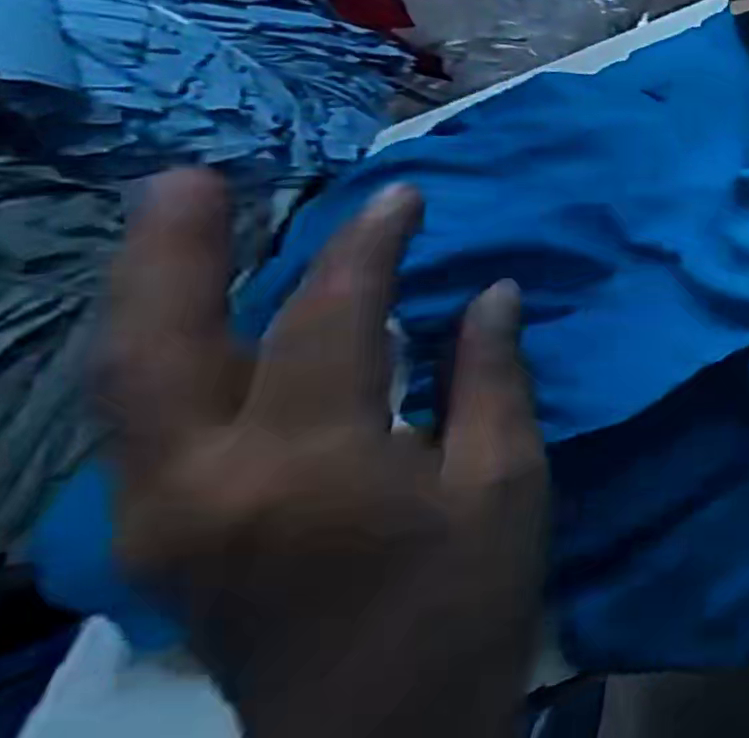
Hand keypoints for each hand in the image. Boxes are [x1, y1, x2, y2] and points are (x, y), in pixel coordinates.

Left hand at [99, 169, 546, 737]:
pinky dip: (176, 352)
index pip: (328, 321)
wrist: (388, 727)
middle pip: (160, 344)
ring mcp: (159, 516)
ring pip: (129, 381)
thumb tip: (492, 294)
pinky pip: (152, 419)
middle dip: (174, 249)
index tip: (405, 199)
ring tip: (186, 226)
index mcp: (310, 466)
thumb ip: (492, 377)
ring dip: (156, 296)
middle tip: (194, 176)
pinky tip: (209, 322)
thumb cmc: (470, 595)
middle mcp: (201, 483)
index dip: (369, 249)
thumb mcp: (507, 479)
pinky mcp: (160, 537)